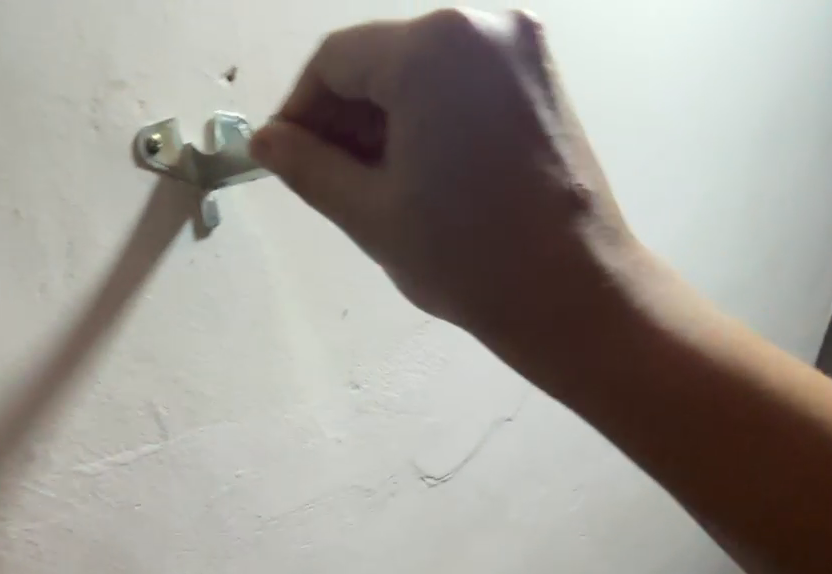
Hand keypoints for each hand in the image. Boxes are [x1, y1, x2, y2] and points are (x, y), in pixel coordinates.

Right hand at [252, 9, 647, 357]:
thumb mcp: (367, 212)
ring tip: (372, 185)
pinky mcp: (539, 75)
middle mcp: (480, 24)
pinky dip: (424, 116)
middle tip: (325, 180)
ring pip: (419, 71)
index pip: (335, 59)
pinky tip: (416, 171)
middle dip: (342, 116)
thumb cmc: (461, 255)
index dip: (298, 109)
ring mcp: (519, 46)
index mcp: (431, 49)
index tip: (284, 160)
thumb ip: (307, 167)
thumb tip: (263, 141)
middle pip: (380, 58)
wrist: (567, 289)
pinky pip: (458, 81)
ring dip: (381, 119)